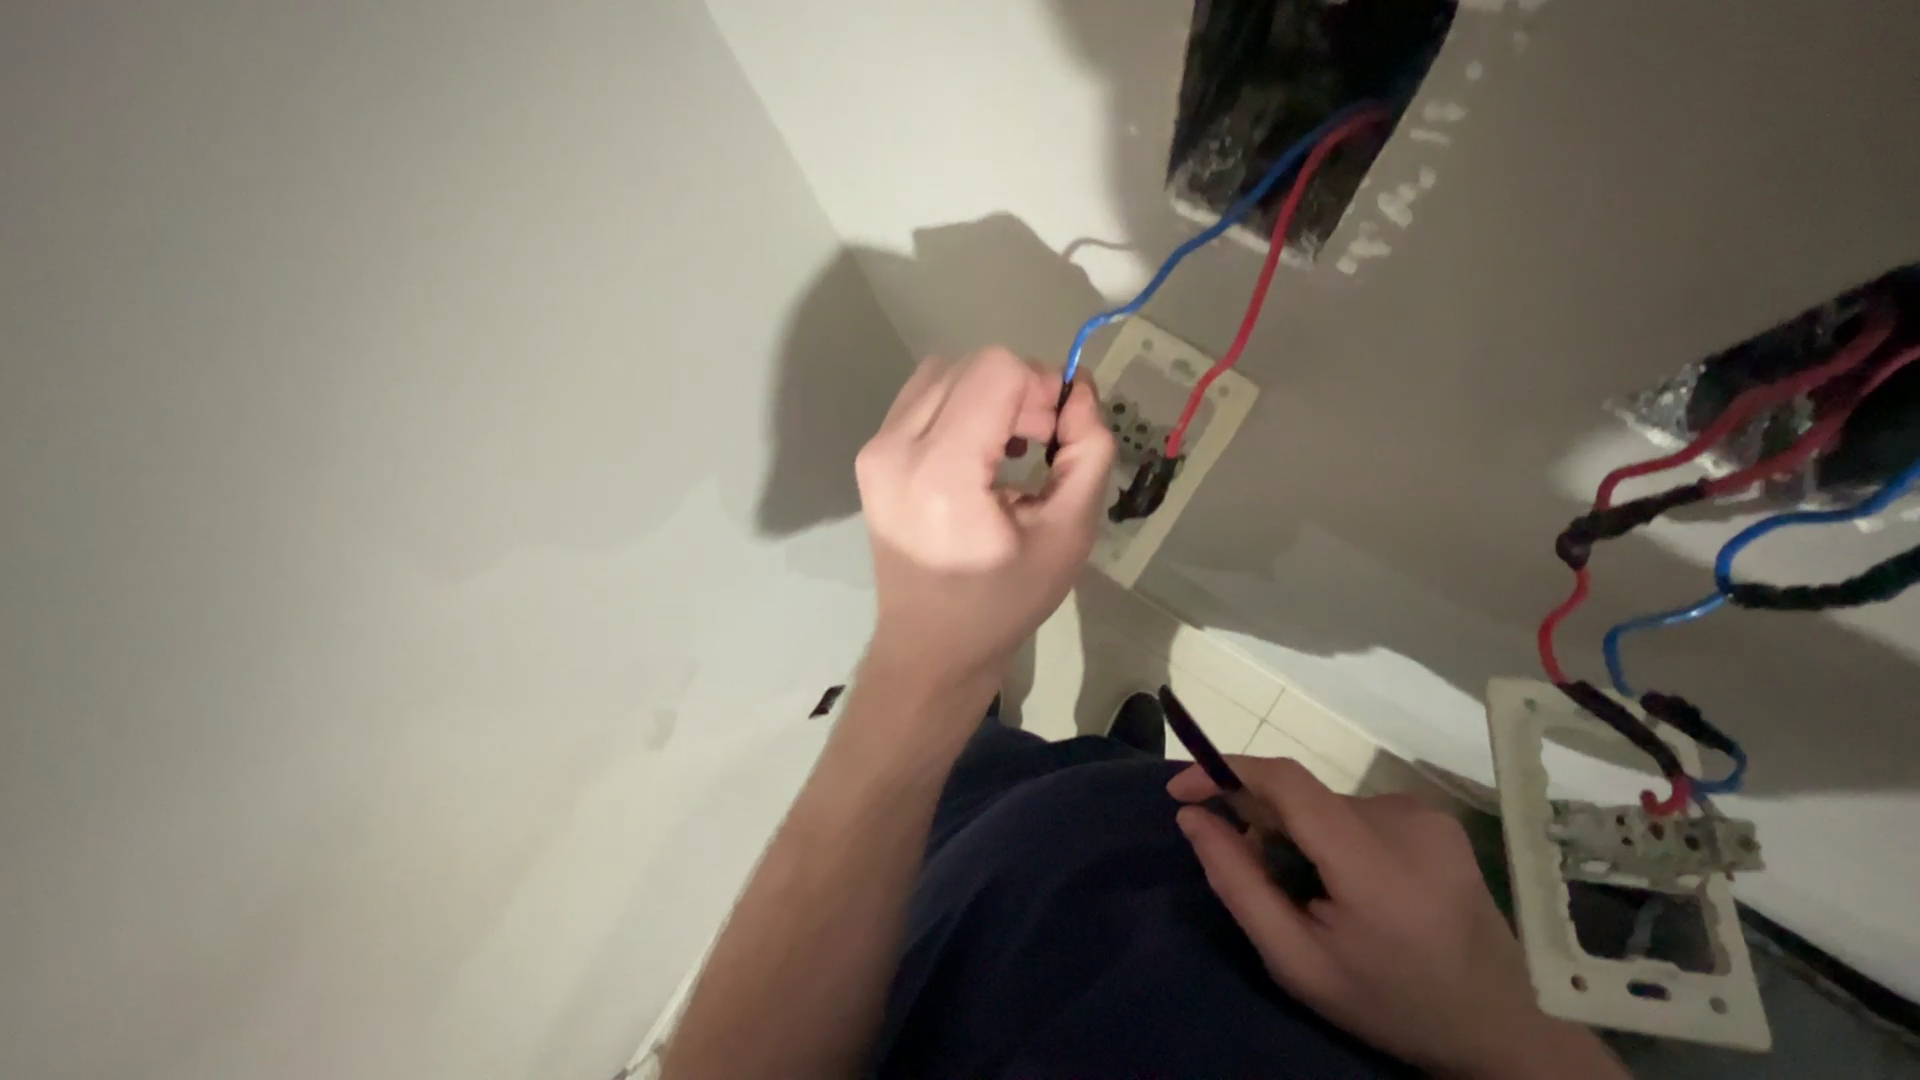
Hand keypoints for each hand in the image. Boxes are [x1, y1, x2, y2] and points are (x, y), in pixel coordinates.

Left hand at [855, 348, 1113, 691]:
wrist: (930, 647)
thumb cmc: (1002, 603)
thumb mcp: (1068, 535)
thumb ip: (1088, 452)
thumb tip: (1081, 394)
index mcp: (941, 473)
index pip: (997, 370)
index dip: (1044, 386)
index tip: (1061, 433)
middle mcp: (895, 449)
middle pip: (971, 365)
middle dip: (1021, 390)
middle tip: (1044, 443)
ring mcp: (875, 451)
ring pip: (944, 373)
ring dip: (989, 395)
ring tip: (1012, 448)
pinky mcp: (871, 458)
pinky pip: (922, 398)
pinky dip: (961, 408)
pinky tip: (980, 453)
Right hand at [1169, 758, 1627, 1079]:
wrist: (1498, 1026)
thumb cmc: (1388, 1002)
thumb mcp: (1297, 963)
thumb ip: (1239, 885)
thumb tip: (1192, 818)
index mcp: (1373, 865)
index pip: (1287, 782)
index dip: (1224, 771)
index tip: (1180, 792)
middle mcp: (1404, 822)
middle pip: (1299, 795)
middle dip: (1260, 821)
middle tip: (1259, 876)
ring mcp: (1426, 816)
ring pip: (1323, 801)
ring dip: (1296, 830)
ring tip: (1312, 891)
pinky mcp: (1436, 817)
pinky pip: (1354, 808)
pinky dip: (1330, 832)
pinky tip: (1349, 883)